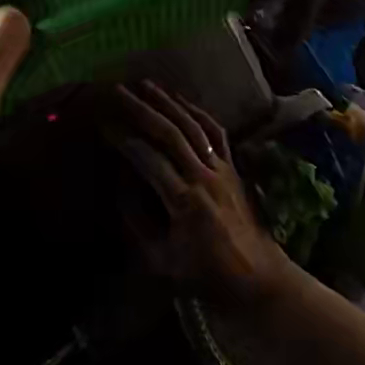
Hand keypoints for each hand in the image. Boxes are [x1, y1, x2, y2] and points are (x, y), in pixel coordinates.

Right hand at [112, 81, 290, 302]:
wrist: (262, 281)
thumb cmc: (206, 276)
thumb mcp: (161, 260)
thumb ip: (136, 220)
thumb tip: (119, 183)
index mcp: (184, 202)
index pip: (147, 158)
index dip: (122, 139)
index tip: (102, 124)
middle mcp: (204, 177)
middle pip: (169, 133)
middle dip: (141, 109)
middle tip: (118, 90)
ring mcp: (222, 169)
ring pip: (192, 126)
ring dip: (167, 102)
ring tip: (144, 83)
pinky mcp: (233, 167)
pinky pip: (215, 132)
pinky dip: (196, 111)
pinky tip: (179, 99)